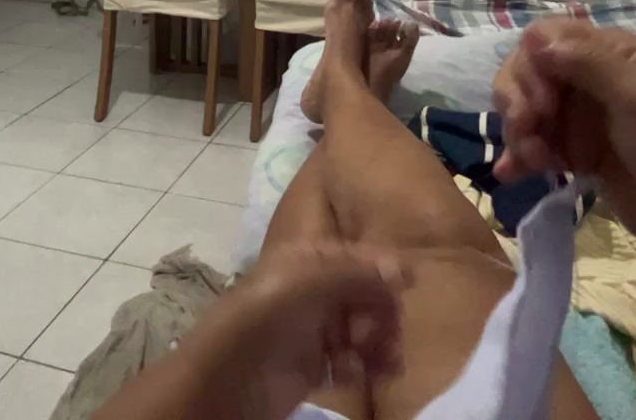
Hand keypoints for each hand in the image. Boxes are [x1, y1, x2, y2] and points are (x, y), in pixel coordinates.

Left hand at [186, 243, 411, 419]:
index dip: (383, 266)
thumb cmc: (264, 317)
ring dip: (378, 343)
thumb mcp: (307, 282)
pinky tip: (359, 376)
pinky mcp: (311, 366)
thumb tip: (402, 266)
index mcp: (307, 258)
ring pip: (360, 330)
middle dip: (383, 312)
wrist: (223, 380)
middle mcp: (311, 288)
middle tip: (394, 336)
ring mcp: (311, 328)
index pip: (355, 256)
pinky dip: (360, 367)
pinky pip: (348, 361)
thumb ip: (354, 273)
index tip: (413, 283)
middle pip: (363, 294)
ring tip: (388, 365)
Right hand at [492, 20, 635, 271]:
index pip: (545, 37)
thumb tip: (531, 37)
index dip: (530, 65)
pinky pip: (539, 146)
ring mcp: (587, 120)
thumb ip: (586, 62)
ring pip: (529, 108)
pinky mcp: (584, 157)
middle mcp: (594, 79)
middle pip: (530, 71)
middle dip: (518, 99)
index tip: (539, 104)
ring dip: (518, 130)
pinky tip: (511, 173)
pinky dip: (519, 156)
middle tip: (528, 133)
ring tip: (532, 162)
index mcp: (613, 54)